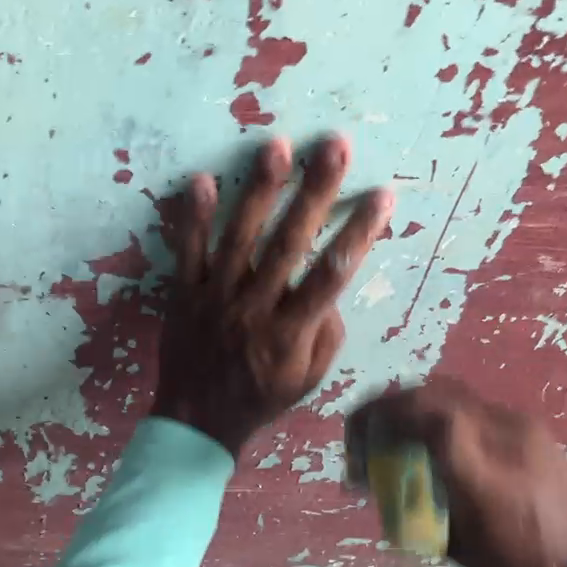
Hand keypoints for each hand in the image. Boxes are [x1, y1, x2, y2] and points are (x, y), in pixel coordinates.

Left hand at [152, 135, 393, 454]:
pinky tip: (200, 180)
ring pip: (240, 238)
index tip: (383, 195)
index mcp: (290, 331)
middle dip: (315, 192)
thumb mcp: (309, 378)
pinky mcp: (183, 292)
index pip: (333, 274)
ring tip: (276, 147)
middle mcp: (255, 307)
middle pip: (289, 243)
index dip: (360, 233)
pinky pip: (187, 252)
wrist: (196, 419)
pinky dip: (191, 218)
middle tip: (334, 147)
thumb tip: (331, 289)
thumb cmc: (261, 396)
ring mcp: (215, 296)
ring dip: (260, 191)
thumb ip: (326, 332)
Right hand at [349, 379, 566, 566]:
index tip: (359, 433)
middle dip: (392, 403)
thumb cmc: (510, 563)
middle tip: (368, 424)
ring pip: (453, 391)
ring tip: (397, 423)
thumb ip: (411, 498)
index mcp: (481, 472)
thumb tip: (371, 476)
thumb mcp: (450, 540)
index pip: (427, 415)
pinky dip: (443, 410)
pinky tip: (435, 433)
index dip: (384, 414)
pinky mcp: (529, 424)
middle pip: (435, 393)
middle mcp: (502, 436)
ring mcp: (519, 424)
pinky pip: (474, 404)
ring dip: (416, 402)